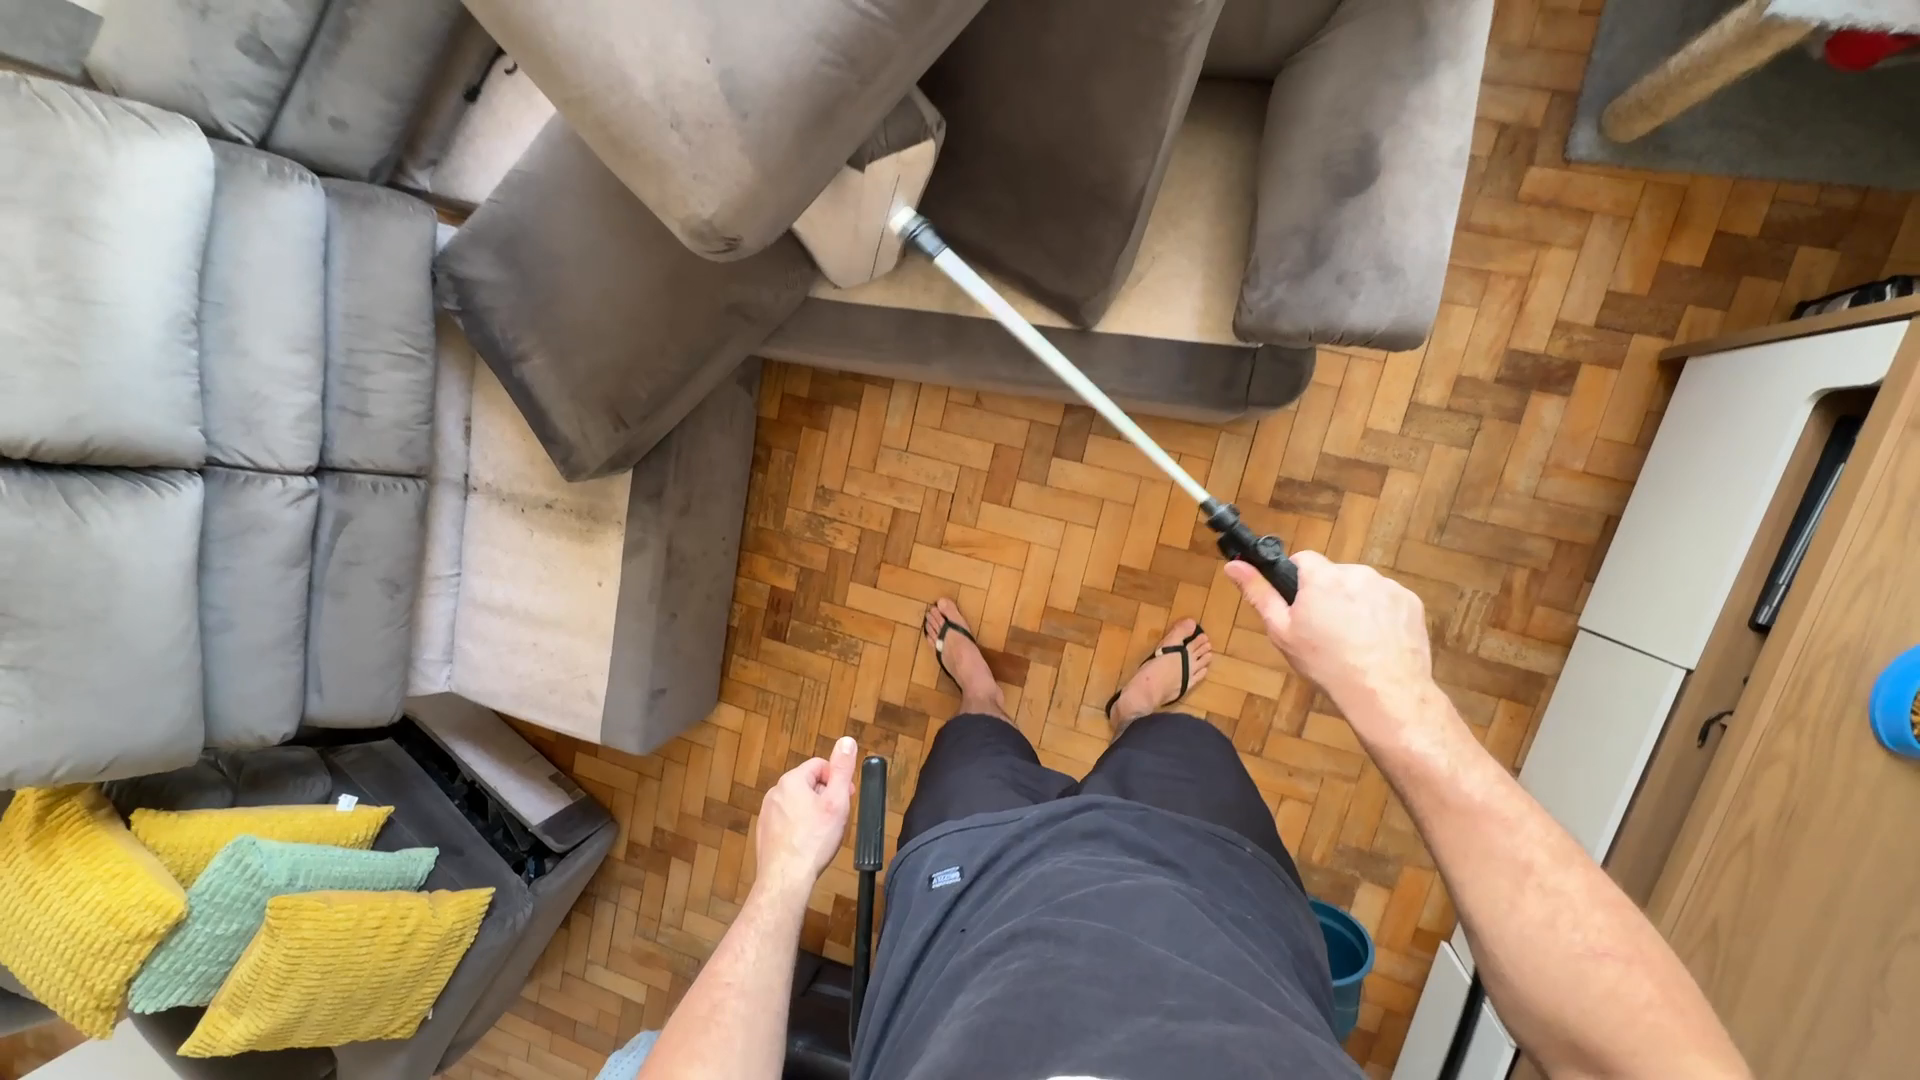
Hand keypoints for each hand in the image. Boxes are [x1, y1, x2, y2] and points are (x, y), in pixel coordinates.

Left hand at [752, 736, 857, 901]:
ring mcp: (767, 813)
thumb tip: (846, 741)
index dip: (837, 780)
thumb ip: (842, 769)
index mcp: (791, 780)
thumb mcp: (837, 801)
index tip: (846, 798)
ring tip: (823, 833)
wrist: (786, 879)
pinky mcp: (765, 832)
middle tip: (837, 817)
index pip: (820, 766)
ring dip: (813, 812)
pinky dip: (799, 827)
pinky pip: (787, 821)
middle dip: (825, 796)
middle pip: (808, 784)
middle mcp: (775, 792)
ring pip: (798, 803)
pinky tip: (808, 844)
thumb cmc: (814, 840)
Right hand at [1224, 552, 1448, 748]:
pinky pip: (1386, 601)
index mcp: (1322, 577)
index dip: (1297, 580)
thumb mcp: (1282, 632)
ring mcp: (1388, 587)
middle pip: (1333, 576)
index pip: (1303, 559)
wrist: (1384, 691)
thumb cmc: (1326, 663)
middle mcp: (1357, 573)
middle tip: (1323, 630)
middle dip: (1327, 595)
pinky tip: (1375, 642)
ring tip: (1352, 640)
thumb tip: (1233, 566)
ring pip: (1361, 588)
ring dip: (1354, 604)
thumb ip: (1258, 594)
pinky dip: (1379, 615)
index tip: (1299, 605)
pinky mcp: (1411, 602)